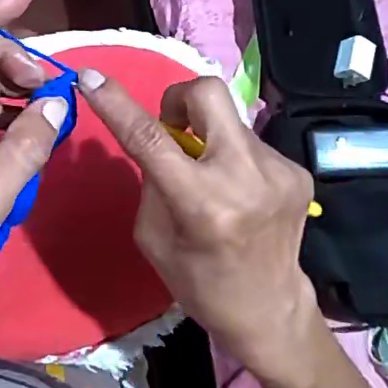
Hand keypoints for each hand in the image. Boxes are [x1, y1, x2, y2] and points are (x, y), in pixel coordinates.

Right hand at [80, 70, 324, 380]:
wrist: (270, 310)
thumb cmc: (199, 282)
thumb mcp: (153, 238)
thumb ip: (152, 180)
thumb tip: (158, 137)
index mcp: (202, 203)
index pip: (150, 138)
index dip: (116, 103)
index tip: (90, 78)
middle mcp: (245, 177)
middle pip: (208, 93)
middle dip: (179, 98)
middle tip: (172, 130)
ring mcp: (279, 170)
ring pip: (228, 119)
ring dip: (208, 136)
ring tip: (210, 176)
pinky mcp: (297, 170)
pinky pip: (249, 140)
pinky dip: (231, 155)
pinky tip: (237, 190)